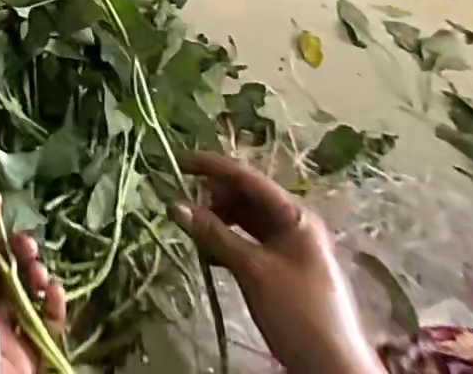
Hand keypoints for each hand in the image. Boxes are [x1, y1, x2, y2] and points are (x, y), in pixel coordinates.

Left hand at [0, 192, 66, 373]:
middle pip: (0, 263)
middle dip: (16, 247)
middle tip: (26, 245)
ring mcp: (4, 328)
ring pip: (25, 288)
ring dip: (36, 273)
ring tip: (40, 274)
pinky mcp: (28, 353)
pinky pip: (44, 321)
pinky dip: (53, 305)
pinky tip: (55, 296)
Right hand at [170, 151, 382, 373]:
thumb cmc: (298, 313)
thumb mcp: (252, 271)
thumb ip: (213, 234)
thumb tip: (173, 205)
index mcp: (293, 213)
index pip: (244, 176)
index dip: (209, 165)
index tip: (176, 160)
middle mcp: (293, 221)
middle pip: (244, 196)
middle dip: (212, 197)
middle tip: (182, 206)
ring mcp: (290, 244)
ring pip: (245, 219)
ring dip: (218, 221)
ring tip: (193, 232)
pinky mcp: (285, 266)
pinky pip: (249, 240)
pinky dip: (228, 241)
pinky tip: (209, 254)